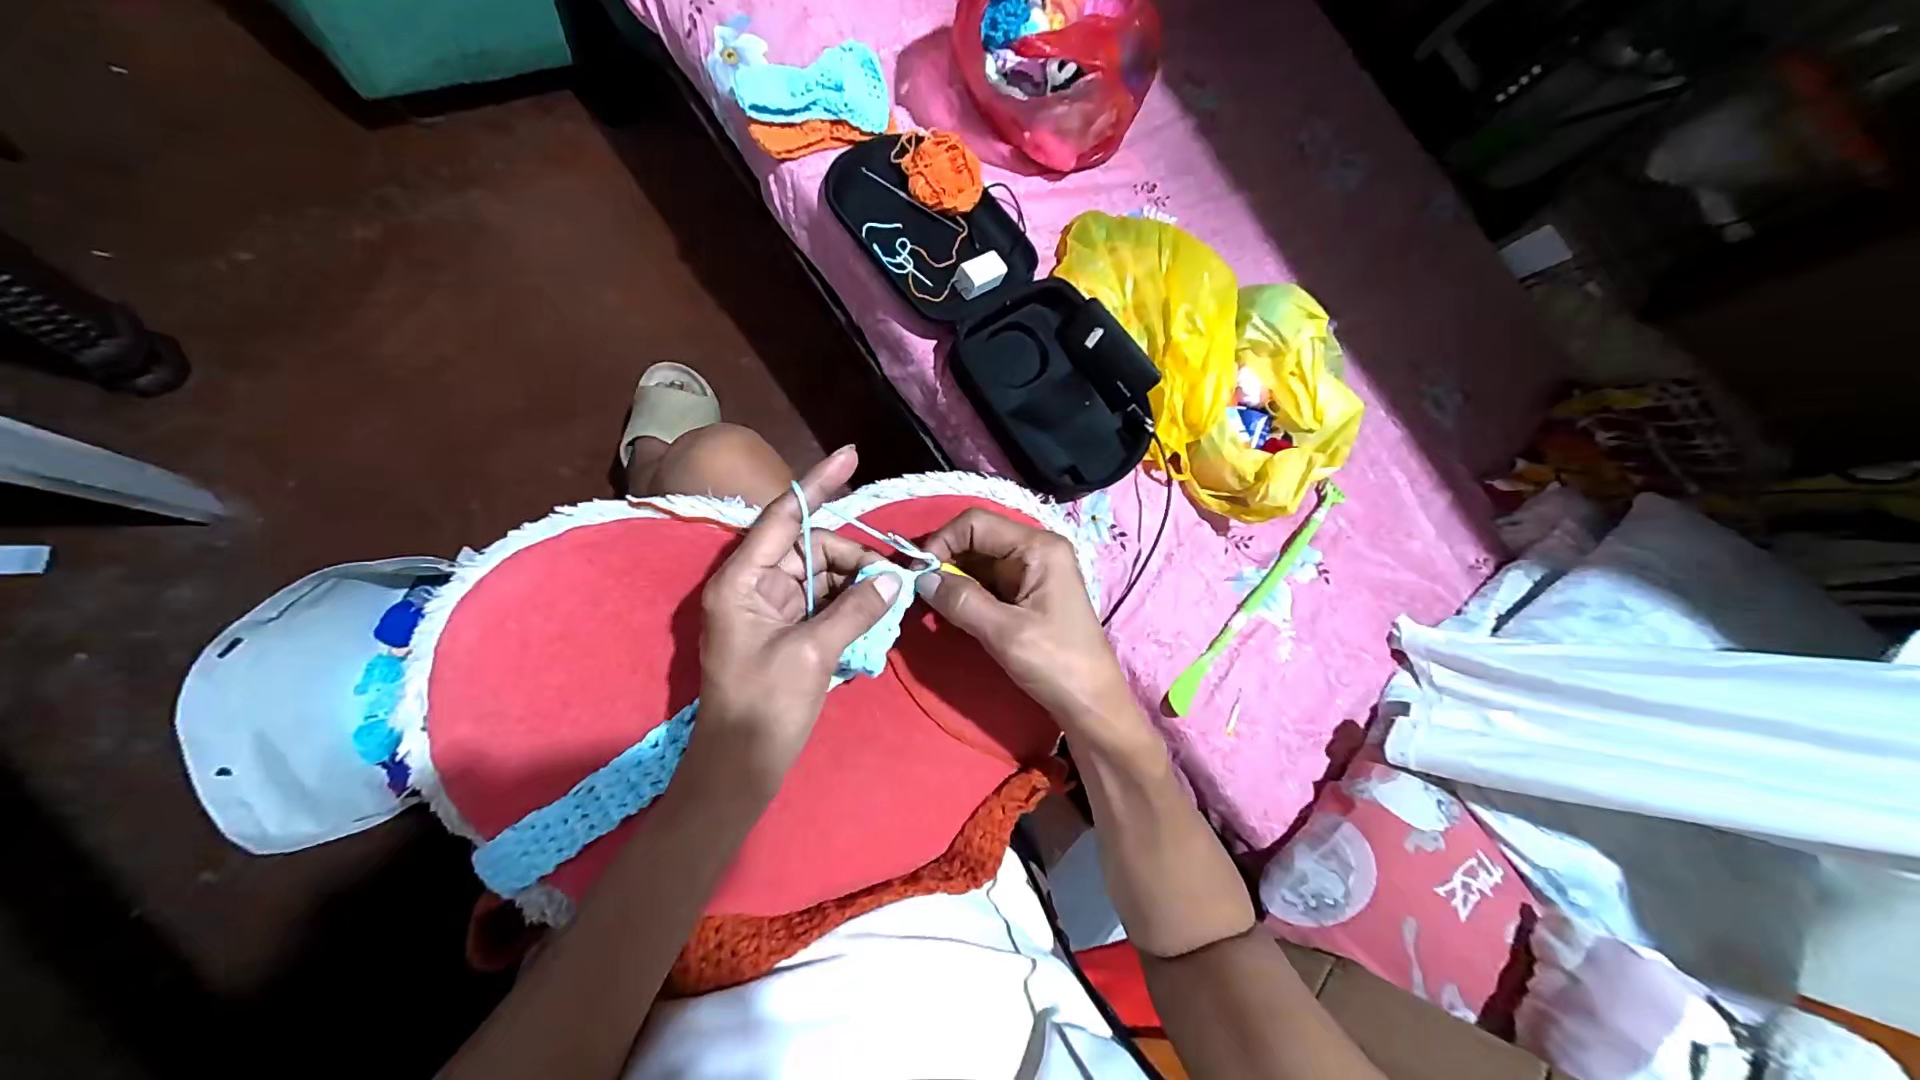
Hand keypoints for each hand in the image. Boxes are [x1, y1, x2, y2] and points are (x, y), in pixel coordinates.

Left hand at [697, 446, 899, 786]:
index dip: (818, 483)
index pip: (783, 516)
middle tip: (895, 577)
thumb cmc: (764, 709)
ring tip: (891, 597)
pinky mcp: (787, 628)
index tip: (852, 454)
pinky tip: (877, 612)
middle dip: (854, 555)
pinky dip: (851, 602)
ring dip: (857, 581)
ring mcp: (771, 607)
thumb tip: (894, 577)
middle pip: (811, 546)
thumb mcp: (812, 654)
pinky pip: (824, 600)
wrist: (741, 768)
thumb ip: (855, 609)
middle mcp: (755, 585)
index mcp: (743, 581)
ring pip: (822, 573)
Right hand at [915, 509, 1148, 750]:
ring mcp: (1030, 572)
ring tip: (926, 599)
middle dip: (944, 558)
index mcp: (1038, 547)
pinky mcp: (1024, 594)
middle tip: (914, 587)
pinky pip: (985, 582)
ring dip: (950, 576)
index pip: (976, 523)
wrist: (1091, 704)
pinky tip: (946, 607)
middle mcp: (1035, 550)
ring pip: (977, 561)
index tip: (917, 572)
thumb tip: (920, 579)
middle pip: (976, 538)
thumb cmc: (1056, 663)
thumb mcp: (1005, 632)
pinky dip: (963, 591)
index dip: (942, 540)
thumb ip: (962, 601)